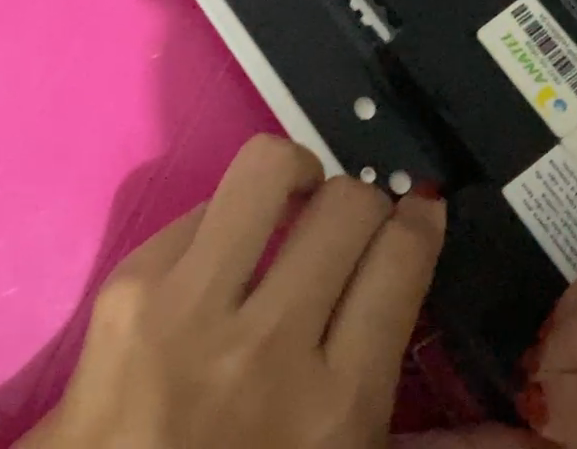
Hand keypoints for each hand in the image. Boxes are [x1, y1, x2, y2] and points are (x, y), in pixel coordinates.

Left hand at [19, 134, 447, 448]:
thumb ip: (403, 404)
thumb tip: (445, 320)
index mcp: (338, 407)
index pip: (400, 264)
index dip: (418, 222)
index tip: (418, 210)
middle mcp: (269, 345)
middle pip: (346, 207)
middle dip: (363, 199)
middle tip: (351, 219)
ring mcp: (191, 305)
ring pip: (268, 168)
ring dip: (296, 169)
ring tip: (296, 192)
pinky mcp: (131, 281)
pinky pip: (202, 205)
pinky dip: (227, 219)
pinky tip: (225, 252)